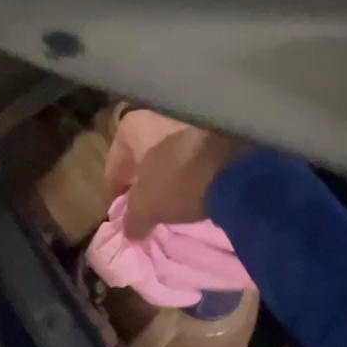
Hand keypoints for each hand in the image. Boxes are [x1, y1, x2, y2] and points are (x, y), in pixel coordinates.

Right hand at [104, 111, 247, 238]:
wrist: (232, 166)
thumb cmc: (177, 181)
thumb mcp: (146, 208)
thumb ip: (131, 220)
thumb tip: (129, 230)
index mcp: (129, 127)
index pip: (113, 169)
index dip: (117, 198)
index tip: (124, 218)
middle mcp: (151, 116)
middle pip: (139, 160)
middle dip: (141, 186)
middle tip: (147, 212)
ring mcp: (181, 121)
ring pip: (164, 158)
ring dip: (164, 180)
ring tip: (171, 205)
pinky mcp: (207, 131)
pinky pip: (186, 159)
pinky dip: (185, 175)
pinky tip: (191, 193)